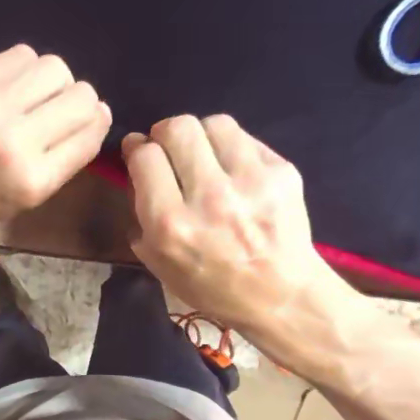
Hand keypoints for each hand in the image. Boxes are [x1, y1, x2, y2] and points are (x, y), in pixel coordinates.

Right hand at [124, 114, 374, 377]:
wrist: (281, 296)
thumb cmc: (210, 284)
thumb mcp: (157, 260)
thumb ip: (139, 211)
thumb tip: (136, 166)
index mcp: (172, 223)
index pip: (145, 156)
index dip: (136, 148)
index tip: (138, 152)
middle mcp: (210, 197)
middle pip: (177, 129)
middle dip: (164, 133)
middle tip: (168, 149)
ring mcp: (251, 182)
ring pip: (213, 123)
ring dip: (199, 135)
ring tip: (202, 154)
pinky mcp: (282, 172)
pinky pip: (245, 138)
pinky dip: (230, 146)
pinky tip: (231, 167)